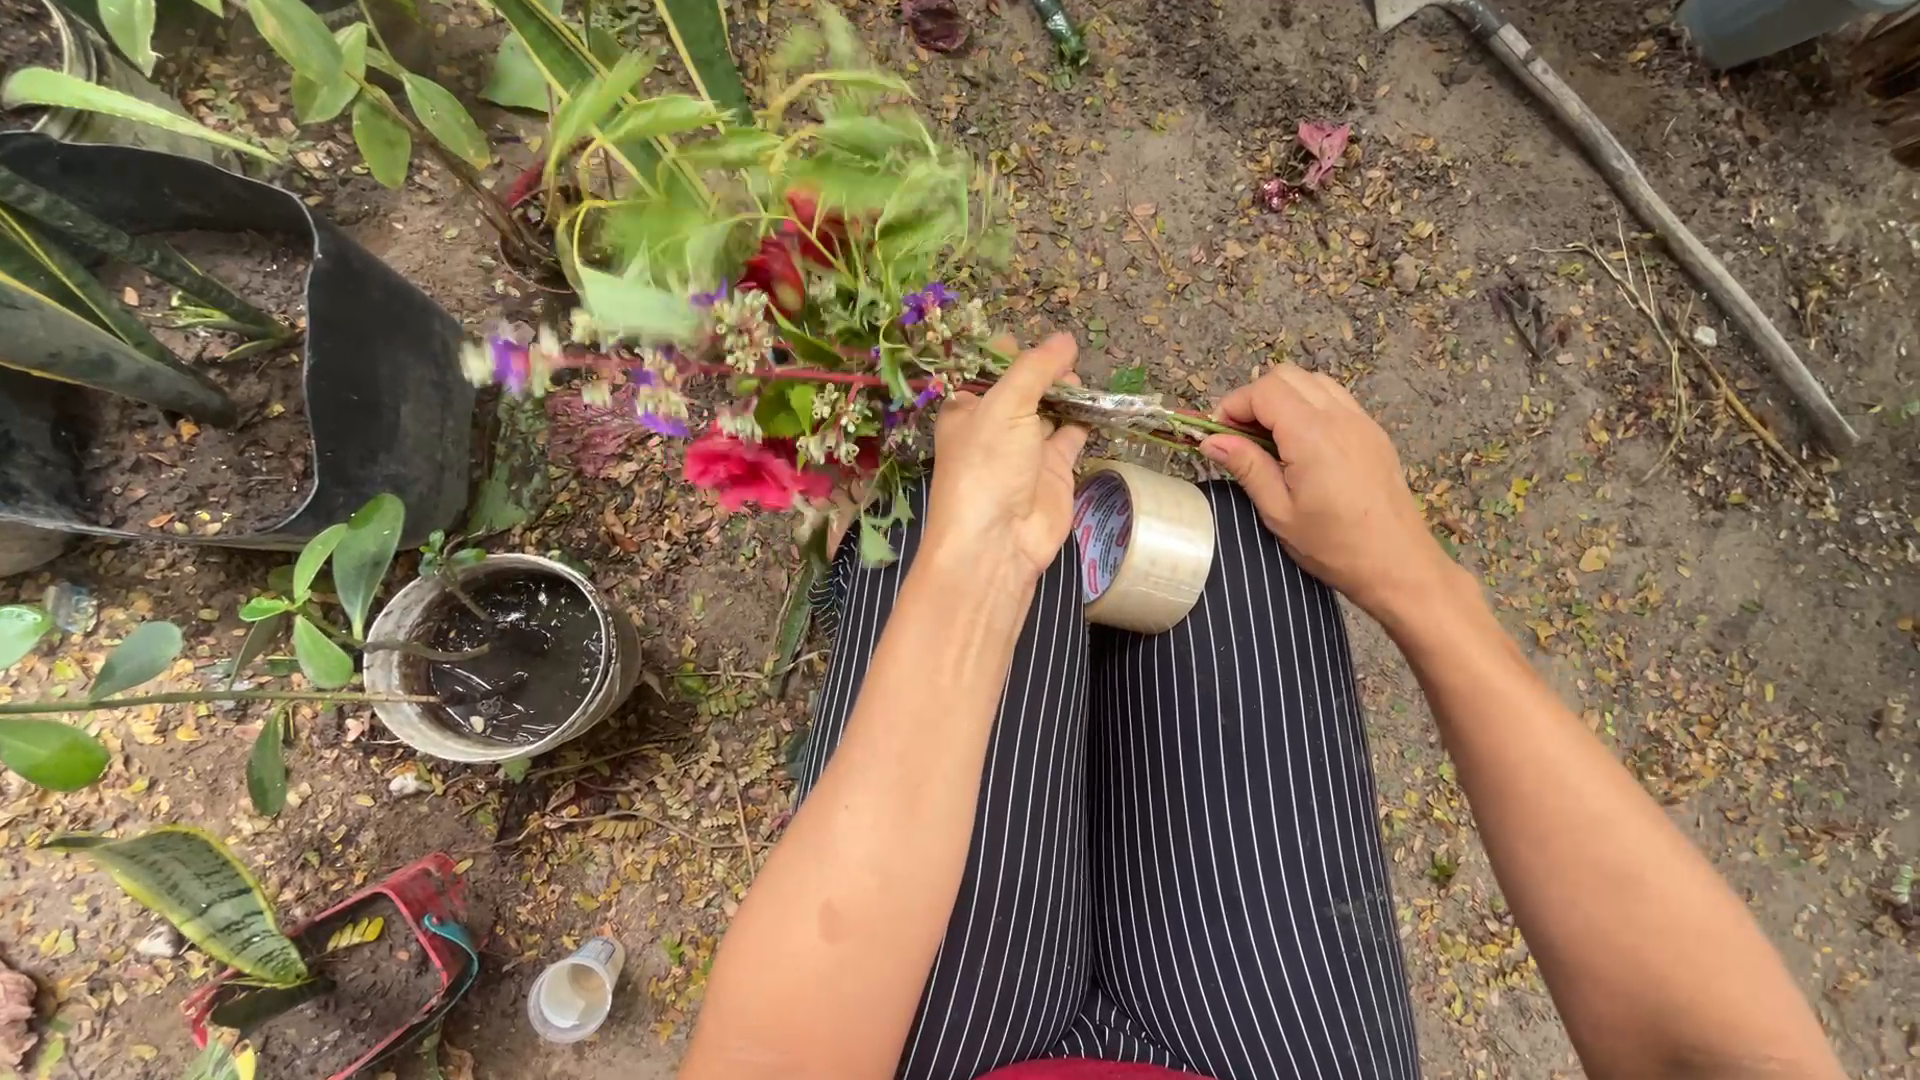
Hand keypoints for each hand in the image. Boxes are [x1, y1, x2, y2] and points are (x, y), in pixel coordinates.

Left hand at [927, 334, 1088, 580]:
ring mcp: (1026, 449)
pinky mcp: (1054, 469)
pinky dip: (1086, 419)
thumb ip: (1036, 368)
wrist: (999, 540)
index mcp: (966, 409)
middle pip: (1023, 388)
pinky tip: (1098, 403)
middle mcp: (994, 426)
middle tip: (1067, 359)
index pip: (986, 371)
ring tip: (1082, 377)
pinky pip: (1072, 435)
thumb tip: (1066, 338)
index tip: (1032, 337)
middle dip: (1044, 371)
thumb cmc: (986, 465)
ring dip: (1067, 393)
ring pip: (1051, 409)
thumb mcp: (1004, 405)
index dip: (1007, 352)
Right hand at [1200, 365, 1458, 626]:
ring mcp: (1361, 421)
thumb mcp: (1278, 511)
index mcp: (1312, 435)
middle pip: (1286, 376)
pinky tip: (1299, 443)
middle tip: (1239, 436)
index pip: (1264, 391)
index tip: (1218, 435)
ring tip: (1268, 438)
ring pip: (1312, 382)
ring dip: (1282, 398)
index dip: (1233, 405)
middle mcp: (1339, 417)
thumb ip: (1246, 467)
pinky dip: (1308, 406)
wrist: (1398, 564)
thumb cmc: (1334, 546)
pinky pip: (1335, 398)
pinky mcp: (1373, 433)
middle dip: (1254, 398)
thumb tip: (1211, 441)